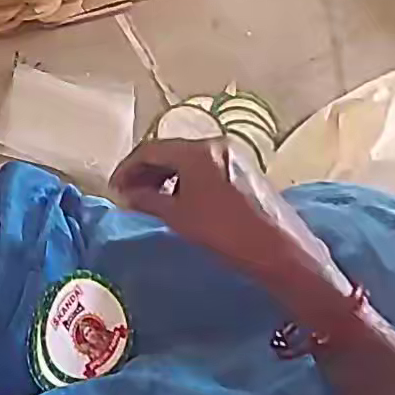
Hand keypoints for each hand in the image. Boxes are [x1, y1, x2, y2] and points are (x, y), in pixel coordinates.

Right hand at [109, 137, 352, 316]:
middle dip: (145, 171)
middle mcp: (215, 144)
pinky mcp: (244, 171)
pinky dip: (184, 180)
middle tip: (127, 194)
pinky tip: (177, 200)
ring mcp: (233, 156)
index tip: (114, 189)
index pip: (150, 149)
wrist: (280, 251)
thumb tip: (128, 195)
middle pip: (169, 151)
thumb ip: (148, 199)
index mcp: (198, 151)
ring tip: (148, 200)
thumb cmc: (225, 232)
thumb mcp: (179, 216)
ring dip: (164, 176)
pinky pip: (204, 168)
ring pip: (187, 160)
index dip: (127, 169)